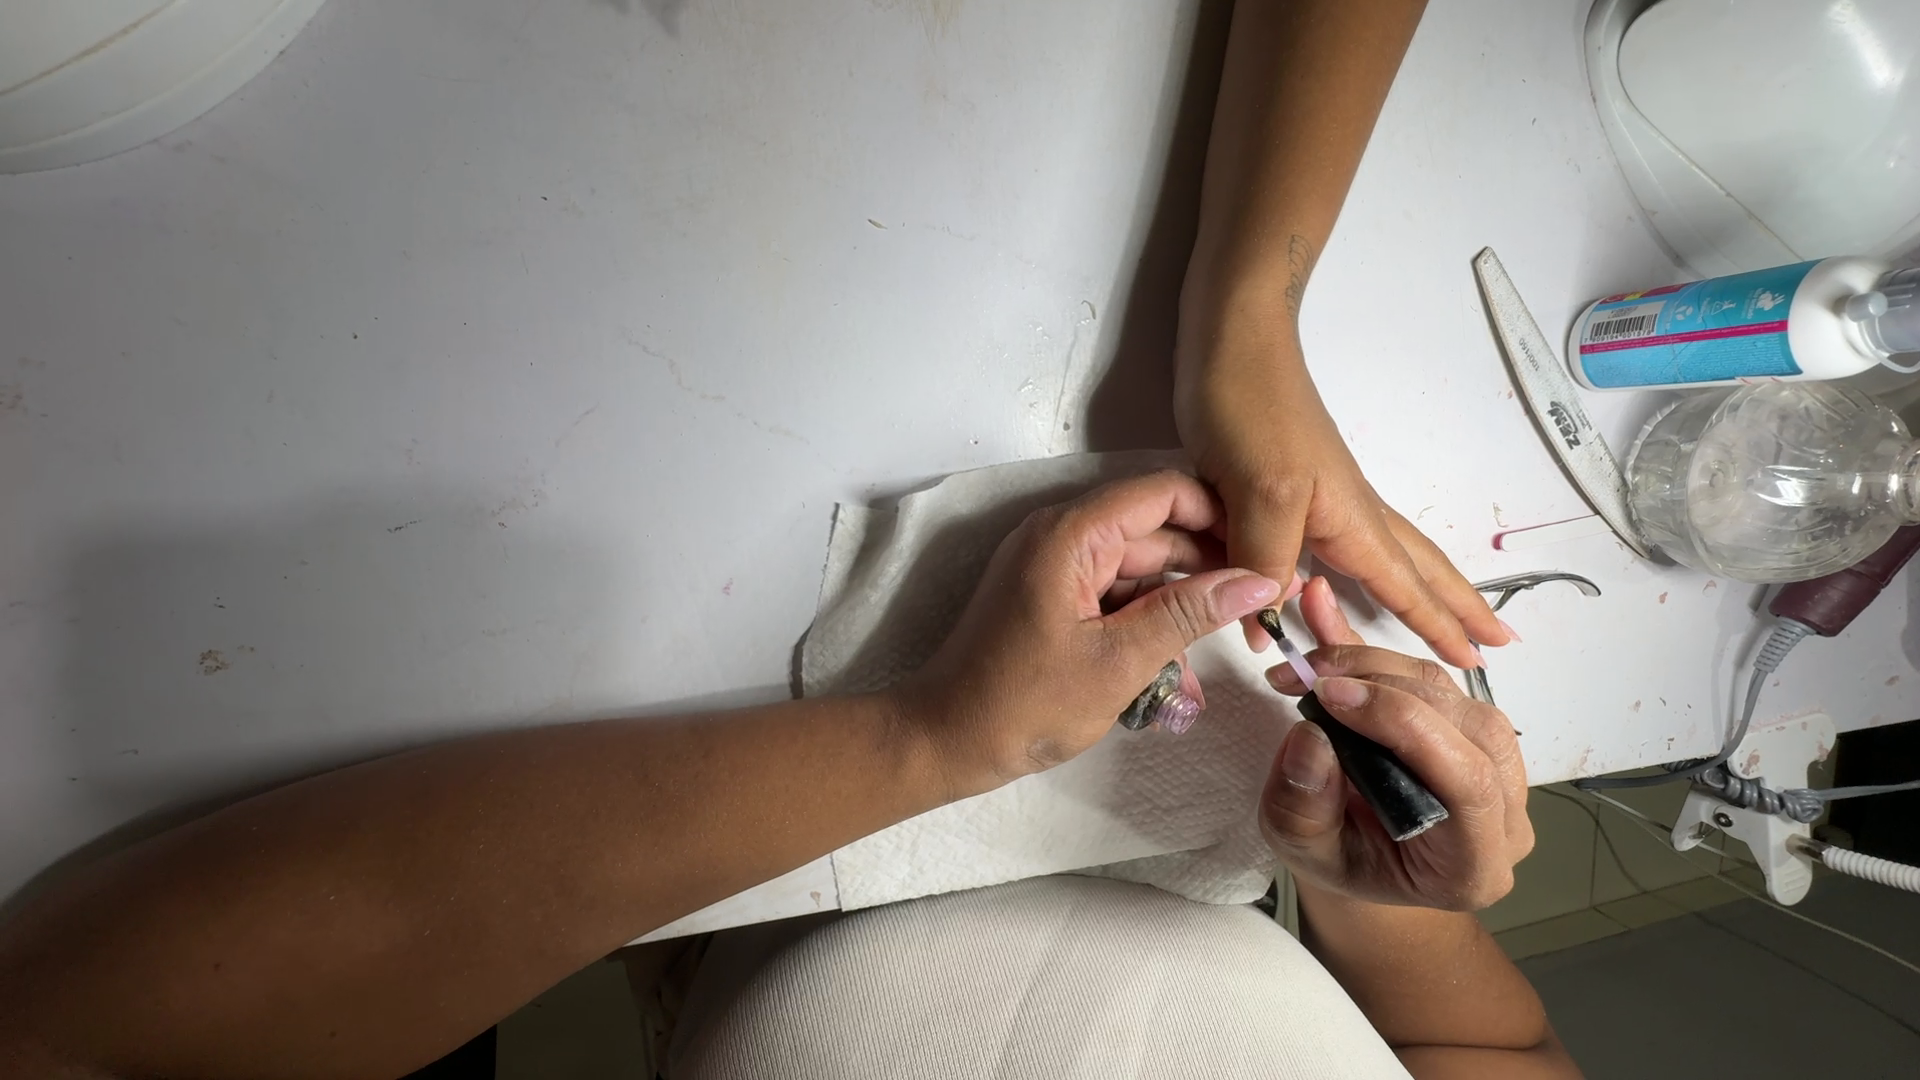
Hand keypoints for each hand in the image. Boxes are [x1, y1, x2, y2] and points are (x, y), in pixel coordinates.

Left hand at [894, 471, 1284, 798]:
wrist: (948, 738)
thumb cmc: (1026, 703)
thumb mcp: (1118, 661)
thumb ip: (1188, 613)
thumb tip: (1258, 579)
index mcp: (1071, 534)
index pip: (1161, 493)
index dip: (1217, 513)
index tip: (1265, 550)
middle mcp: (1061, 537)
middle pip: (1153, 531)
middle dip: (1205, 568)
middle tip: (1261, 609)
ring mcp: (1054, 567)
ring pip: (1137, 569)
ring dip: (1177, 605)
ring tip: (1224, 646)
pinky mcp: (1051, 596)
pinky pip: (1112, 595)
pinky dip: (1143, 623)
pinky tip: (1176, 667)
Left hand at [1175, 324, 1505, 668]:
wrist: (1231, 340)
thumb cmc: (1249, 410)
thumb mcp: (1258, 491)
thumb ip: (1266, 561)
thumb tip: (1270, 632)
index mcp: (1347, 515)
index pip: (1404, 582)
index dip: (1435, 624)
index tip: (1480, 662)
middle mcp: (1343, 506)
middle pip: (1414, 563)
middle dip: (1453, 605)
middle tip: (1497, 644)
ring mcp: (1318, 491)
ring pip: (1376, 550)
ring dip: (1411, 584)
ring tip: (1436, 613)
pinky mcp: (1284, 480)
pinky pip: (1327, 538)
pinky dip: (1344, 565)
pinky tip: (1324, 571)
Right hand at [1261, 577, 1531, 909]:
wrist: (1359, 858)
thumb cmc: (1336, 861)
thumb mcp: (1299, 847)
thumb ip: (1301, 805)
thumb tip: (1311, 736)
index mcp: (1473, 865)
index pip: (1470, 784)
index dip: (1403, 725)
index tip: (1328, 693)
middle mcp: (1505, 818)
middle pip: (1471, 727)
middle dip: (1385, 685)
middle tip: (1308, 672)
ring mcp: (1499, 772)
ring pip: (1458, 695)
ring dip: (1380, 665)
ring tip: (1313, 664)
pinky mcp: (1471, 734)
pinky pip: (1437, 682)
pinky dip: (1380, 658)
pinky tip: (1332, 640)